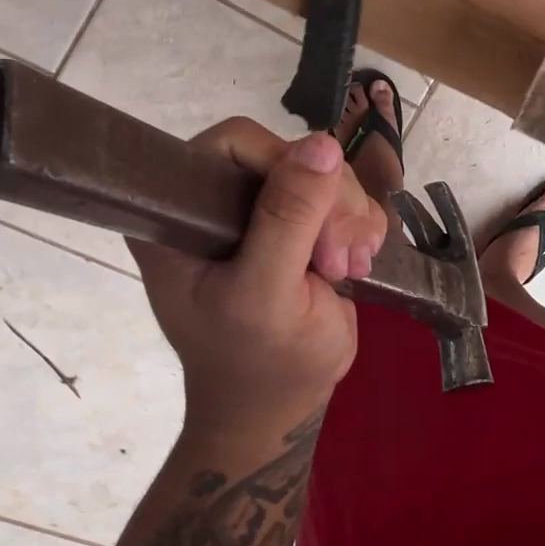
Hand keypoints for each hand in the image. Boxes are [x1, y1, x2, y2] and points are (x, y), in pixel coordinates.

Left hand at [127, 119, 387, 439]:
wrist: (287, 401)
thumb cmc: (260, 360)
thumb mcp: (267, 293)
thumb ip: (287, 220)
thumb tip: (323, 144)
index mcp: (179, 212)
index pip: (235, 145)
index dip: (285, 168)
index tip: (314, 220)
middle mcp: (219, 202)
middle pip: (294, 156)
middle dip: (331, 205)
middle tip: (334, 259)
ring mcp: (267, 214)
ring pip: (330, 175)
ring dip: (353, 219)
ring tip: (347, 267)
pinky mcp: (307, 228)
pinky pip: (350, 198)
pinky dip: (365, 227)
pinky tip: (357, 263)